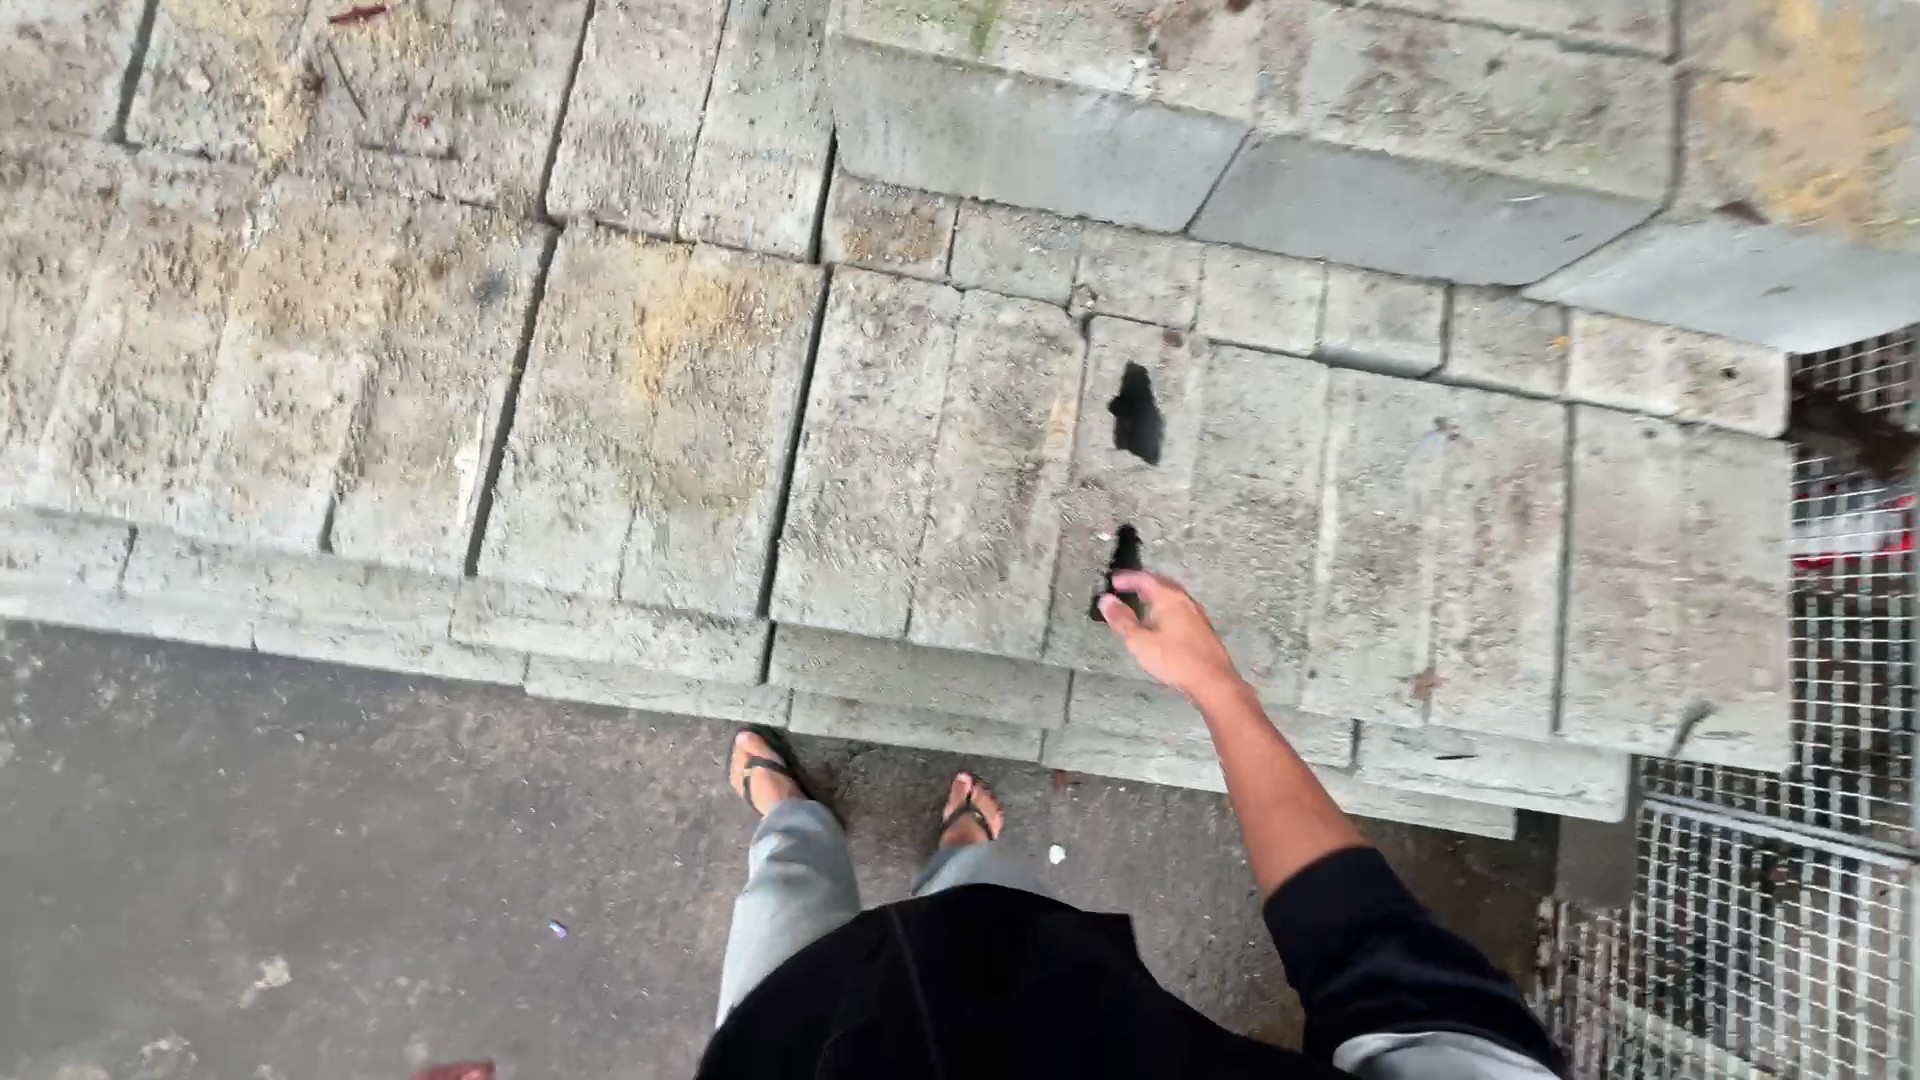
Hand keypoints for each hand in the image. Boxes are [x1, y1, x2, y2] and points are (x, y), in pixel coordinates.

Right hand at [1097, 571, 1243, 701]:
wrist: (1213, 681)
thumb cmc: (1173, 659)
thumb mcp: (1140, 641)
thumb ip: (1122, 620)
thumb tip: (1105, 600)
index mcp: (1168, 598)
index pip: (1144, 578)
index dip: (1126, 578)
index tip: (1111, 581)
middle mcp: (1184, 599)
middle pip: (1160, 583)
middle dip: (1141, 583)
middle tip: (1124, 588)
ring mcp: (1196, 613)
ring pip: (1171, 595)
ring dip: (1154, 594)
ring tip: (1139, 602)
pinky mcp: (1202, 627)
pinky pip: (1179, 607)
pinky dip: (1164, 606)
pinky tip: (1160, 620)